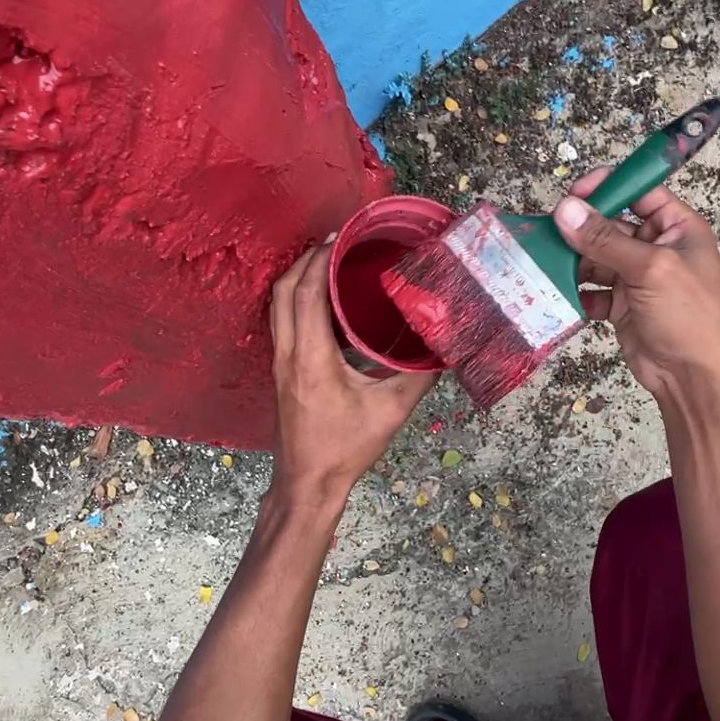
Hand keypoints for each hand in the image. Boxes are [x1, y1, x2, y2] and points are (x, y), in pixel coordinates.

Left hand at [267, 236, 436, 506]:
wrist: (307, 482)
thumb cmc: (345, 448)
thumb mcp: (390, 411)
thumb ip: (418, 377)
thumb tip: (443, 348)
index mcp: (312, 357)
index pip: (306, 293)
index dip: (320, 260)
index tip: (341, 237)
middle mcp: (288, 353)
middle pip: (283, 291)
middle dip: (305, 260)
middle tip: (334, 243)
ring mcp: (280, 363)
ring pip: (276, 306)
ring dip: (296, 279)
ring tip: (327, 264)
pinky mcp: (281, 373)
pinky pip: (281, 323)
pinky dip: (295, 301)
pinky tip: (322, 304)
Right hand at [553, 169, 719, 402]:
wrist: (695, 378)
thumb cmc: (688, 315)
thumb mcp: (649, 269)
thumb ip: (605, 239)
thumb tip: (565, 209)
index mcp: (677, 228)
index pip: (640, 192)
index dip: (608, 187)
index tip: (573, 194)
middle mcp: (657, 248)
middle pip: (611, 225)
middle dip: (581, 228)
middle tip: (548, 232)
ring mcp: (638, 278)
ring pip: (597, 258)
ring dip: (573, 261)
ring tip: (547, 263)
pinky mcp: (622, 305)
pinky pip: (592, 290)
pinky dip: (577, 292)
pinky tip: (559, 294)